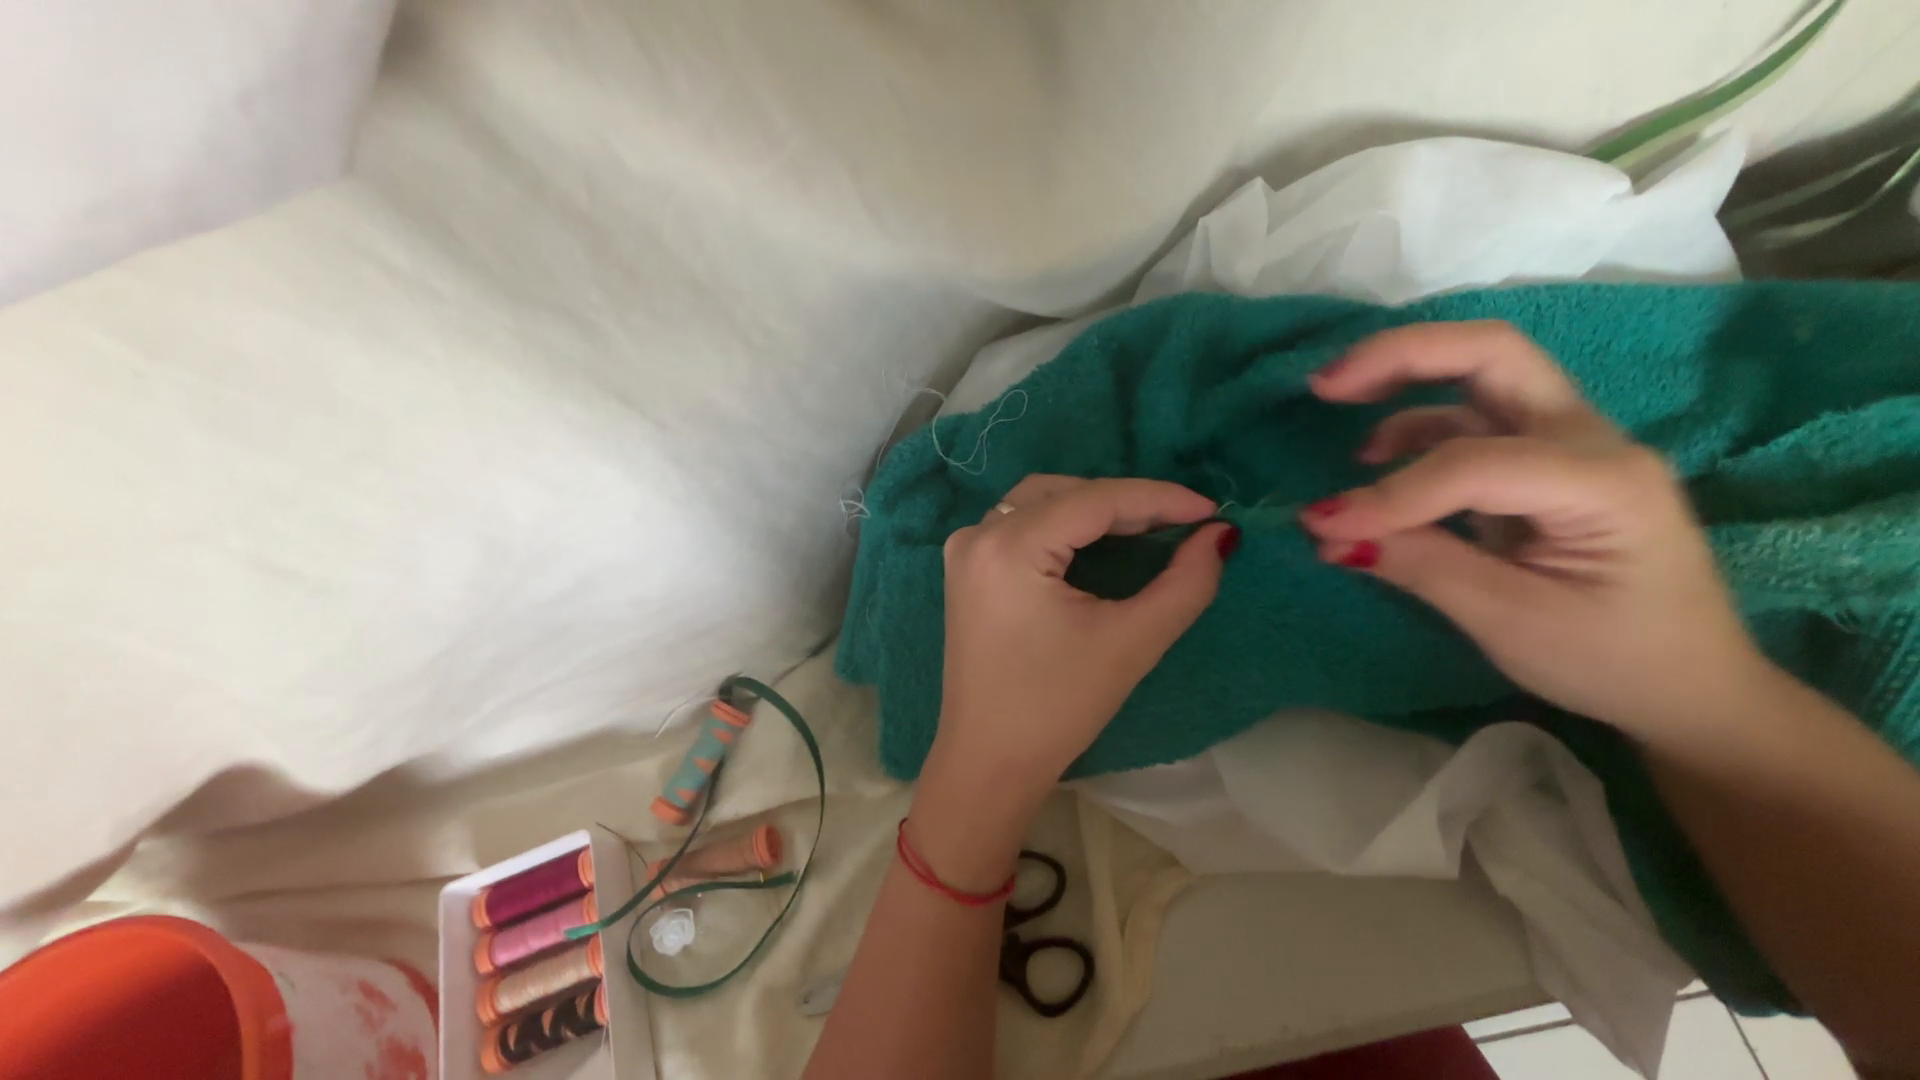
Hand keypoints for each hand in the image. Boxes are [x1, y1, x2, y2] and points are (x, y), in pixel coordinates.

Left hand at [933, 476, 1235, 797]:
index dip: (1158, 498)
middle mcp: (978, 536)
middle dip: (1127, 502)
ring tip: (1150, 529)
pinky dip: (1065, 525)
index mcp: (1008, 548)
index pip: (1094, 500)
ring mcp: (965, 552)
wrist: (989, 761)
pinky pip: (1022, 526)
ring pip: (1040, 503)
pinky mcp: (967, 570)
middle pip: (1064, 492)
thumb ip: (1185, 584)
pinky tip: (1103, 542)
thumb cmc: (1057, 708)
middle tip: (1183, 523)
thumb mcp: (1131, 643)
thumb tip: (1221, 535)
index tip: (1211, 509)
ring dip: (1094, 509)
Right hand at [1298, 321, 1772, 738]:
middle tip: (1325, 384)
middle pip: (1492, 355)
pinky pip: (1474, 418)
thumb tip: (1328, 531)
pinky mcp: (1544, 463)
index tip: (1320, 526)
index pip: (1471, 465)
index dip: (1388, 494)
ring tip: (1337, 405)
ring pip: (1483, 371)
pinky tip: (1376, 454)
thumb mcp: (1509, 622)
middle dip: (1401, 356)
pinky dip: (1416, 422)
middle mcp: (1590, 439)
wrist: (1688, 684)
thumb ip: (1420, 564)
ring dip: (1406, 375)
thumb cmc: (1612, 659)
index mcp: (1602, 482)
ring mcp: (1570, 443)